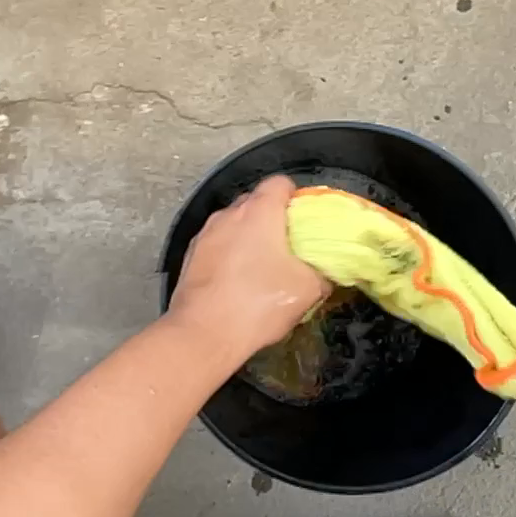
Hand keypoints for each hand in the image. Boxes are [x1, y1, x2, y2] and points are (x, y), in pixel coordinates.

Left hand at [168, 175, 329, 357]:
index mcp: (259, 211)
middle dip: (272, 218)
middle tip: (288, 246)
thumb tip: (325, 273)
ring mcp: (205, 234)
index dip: (296, 197)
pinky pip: (216, 245)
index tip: (305, 221)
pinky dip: (229, 255)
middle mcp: (228, 214)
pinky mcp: (189, 256)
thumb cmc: (258, 304)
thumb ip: (322, 273)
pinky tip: (237, 282)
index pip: (280, 183)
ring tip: (262, 268)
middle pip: (255, 202)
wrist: (203, 333)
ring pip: (233, 225)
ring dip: (248, 238)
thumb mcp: (307, 290)